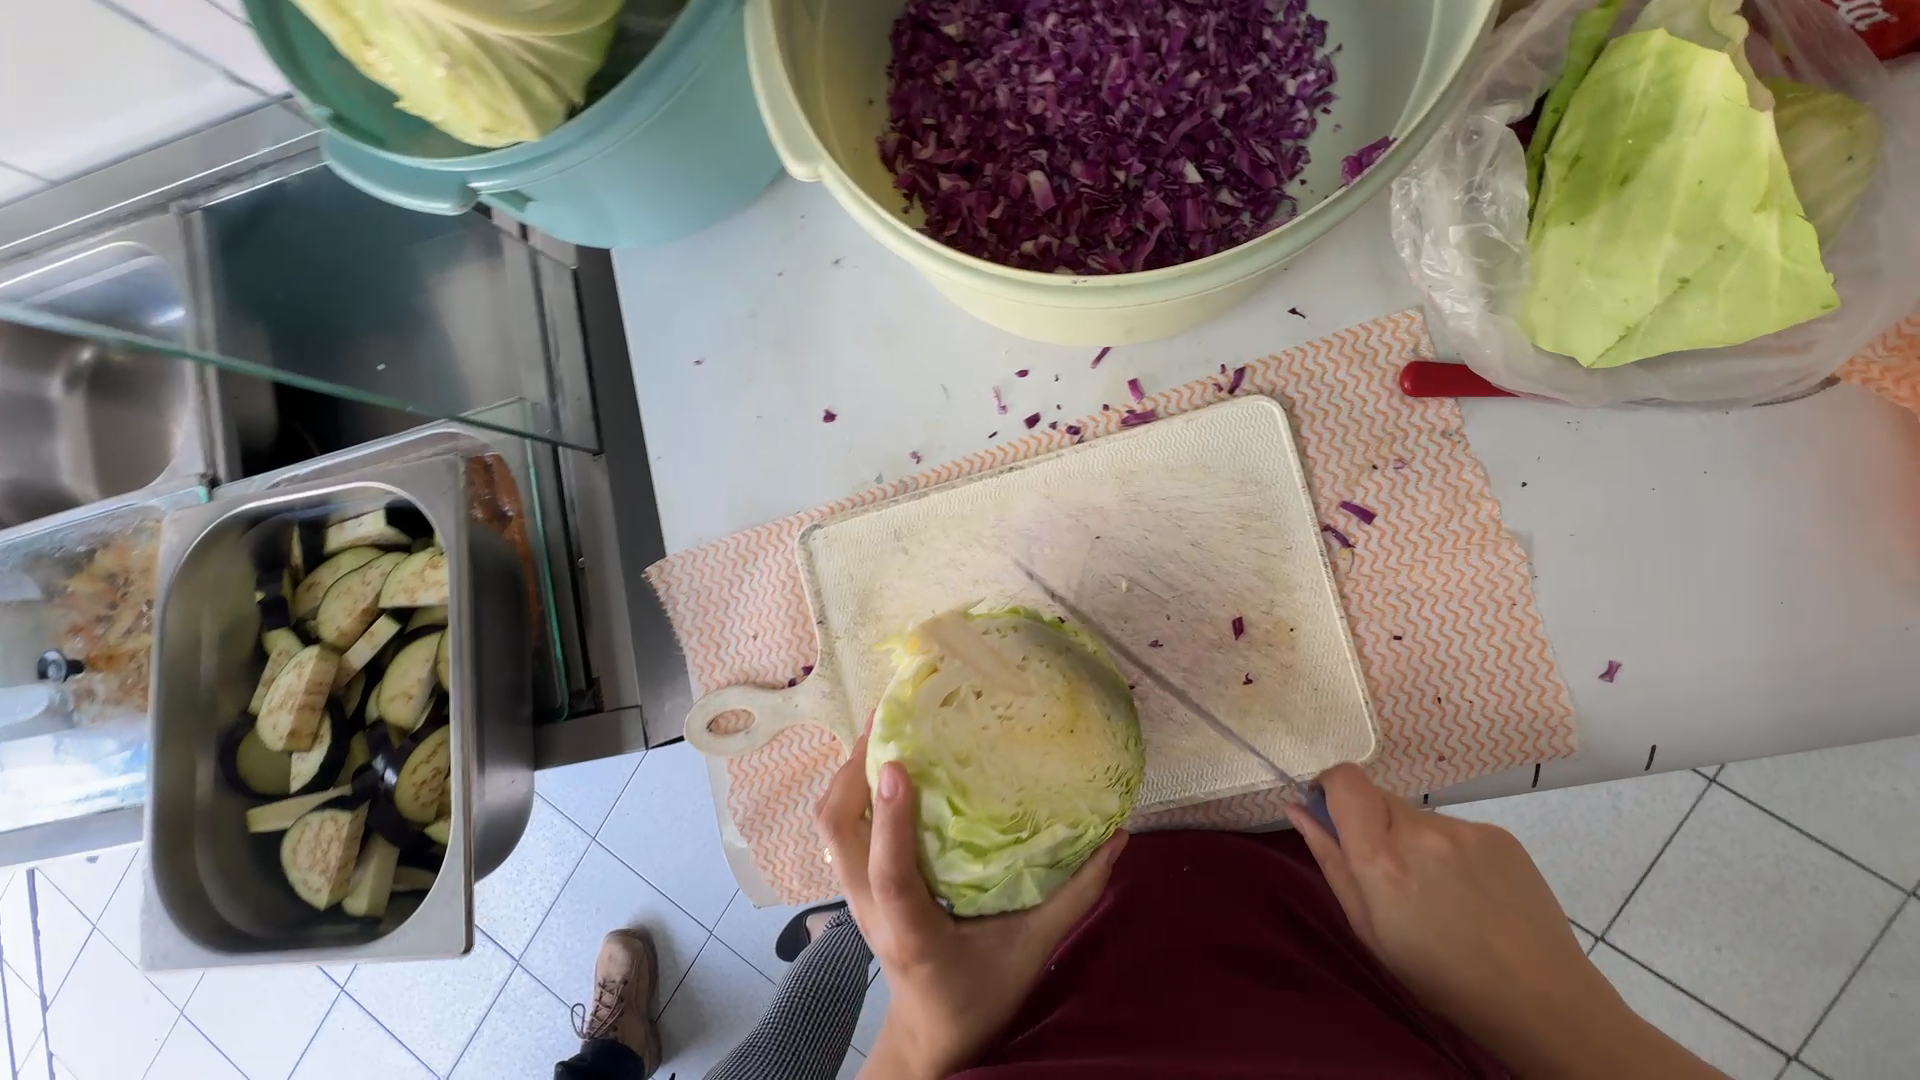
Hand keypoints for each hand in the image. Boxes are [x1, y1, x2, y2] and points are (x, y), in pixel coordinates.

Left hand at [815, 733, 1126, 1079]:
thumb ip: (1074, 896)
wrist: (930, 1035)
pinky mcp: (856, 886)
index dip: (890, 819)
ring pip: (830, 824)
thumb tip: (1116, 838)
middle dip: (852, 770)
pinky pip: (841, 828)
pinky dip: (852, 789)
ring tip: (882, 729)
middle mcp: (870, 908)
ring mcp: (854, 896)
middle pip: (836, 831)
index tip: (898, 765)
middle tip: (886, 720)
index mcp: (912, 930)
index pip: (890, 874)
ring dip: (848, 773)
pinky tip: (885, 764)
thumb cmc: (978, 995)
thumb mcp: (1032, 950)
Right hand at [1286, 765, 1727, 1079]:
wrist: (1541, 999)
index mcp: (1381, 858)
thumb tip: (1296, 808)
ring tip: (1437, 891)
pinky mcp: (1498, 834)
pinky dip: (1447, 850)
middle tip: (1388, 872)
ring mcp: (1464, 830)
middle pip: (1377, 796)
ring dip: (1411, 838)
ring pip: (1415, 814)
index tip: (1330, 813)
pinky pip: (1452, 828)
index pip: (1343, 779)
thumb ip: (1330, 859)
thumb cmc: (1438, 974)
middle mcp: (1420, 830)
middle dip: (1370, 822)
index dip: (1329, 787)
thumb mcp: (1367, 926)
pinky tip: (1468, 891)